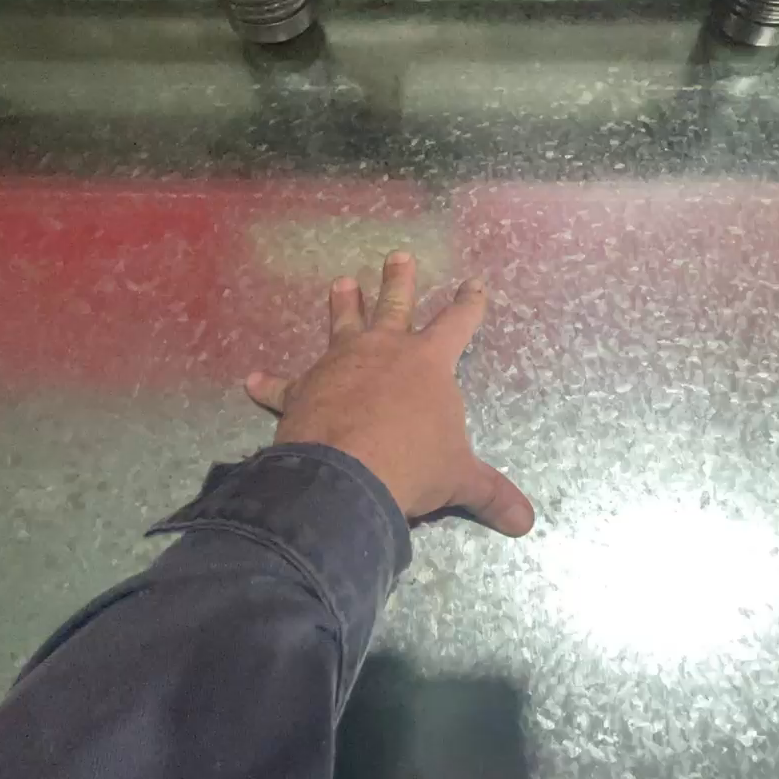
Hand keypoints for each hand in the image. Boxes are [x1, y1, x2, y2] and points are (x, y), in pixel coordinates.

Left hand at [245, 251, 534, 537]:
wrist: (347, 477)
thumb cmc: (412, 465)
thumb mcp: (458, 480)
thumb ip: (491, 494)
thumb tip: (527, 522)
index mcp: (426, 363)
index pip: (457, 323)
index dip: (469, 304)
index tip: (475, 283)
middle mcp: (383, 351)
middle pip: (394, 305)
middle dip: (398, 281)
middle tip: (397, 256)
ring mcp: (339, 364)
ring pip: (342, 324)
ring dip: (342, 304)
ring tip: (340, 282)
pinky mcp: (302, 390)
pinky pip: (283, 386)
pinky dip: (268, 384)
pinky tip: (251, 380)